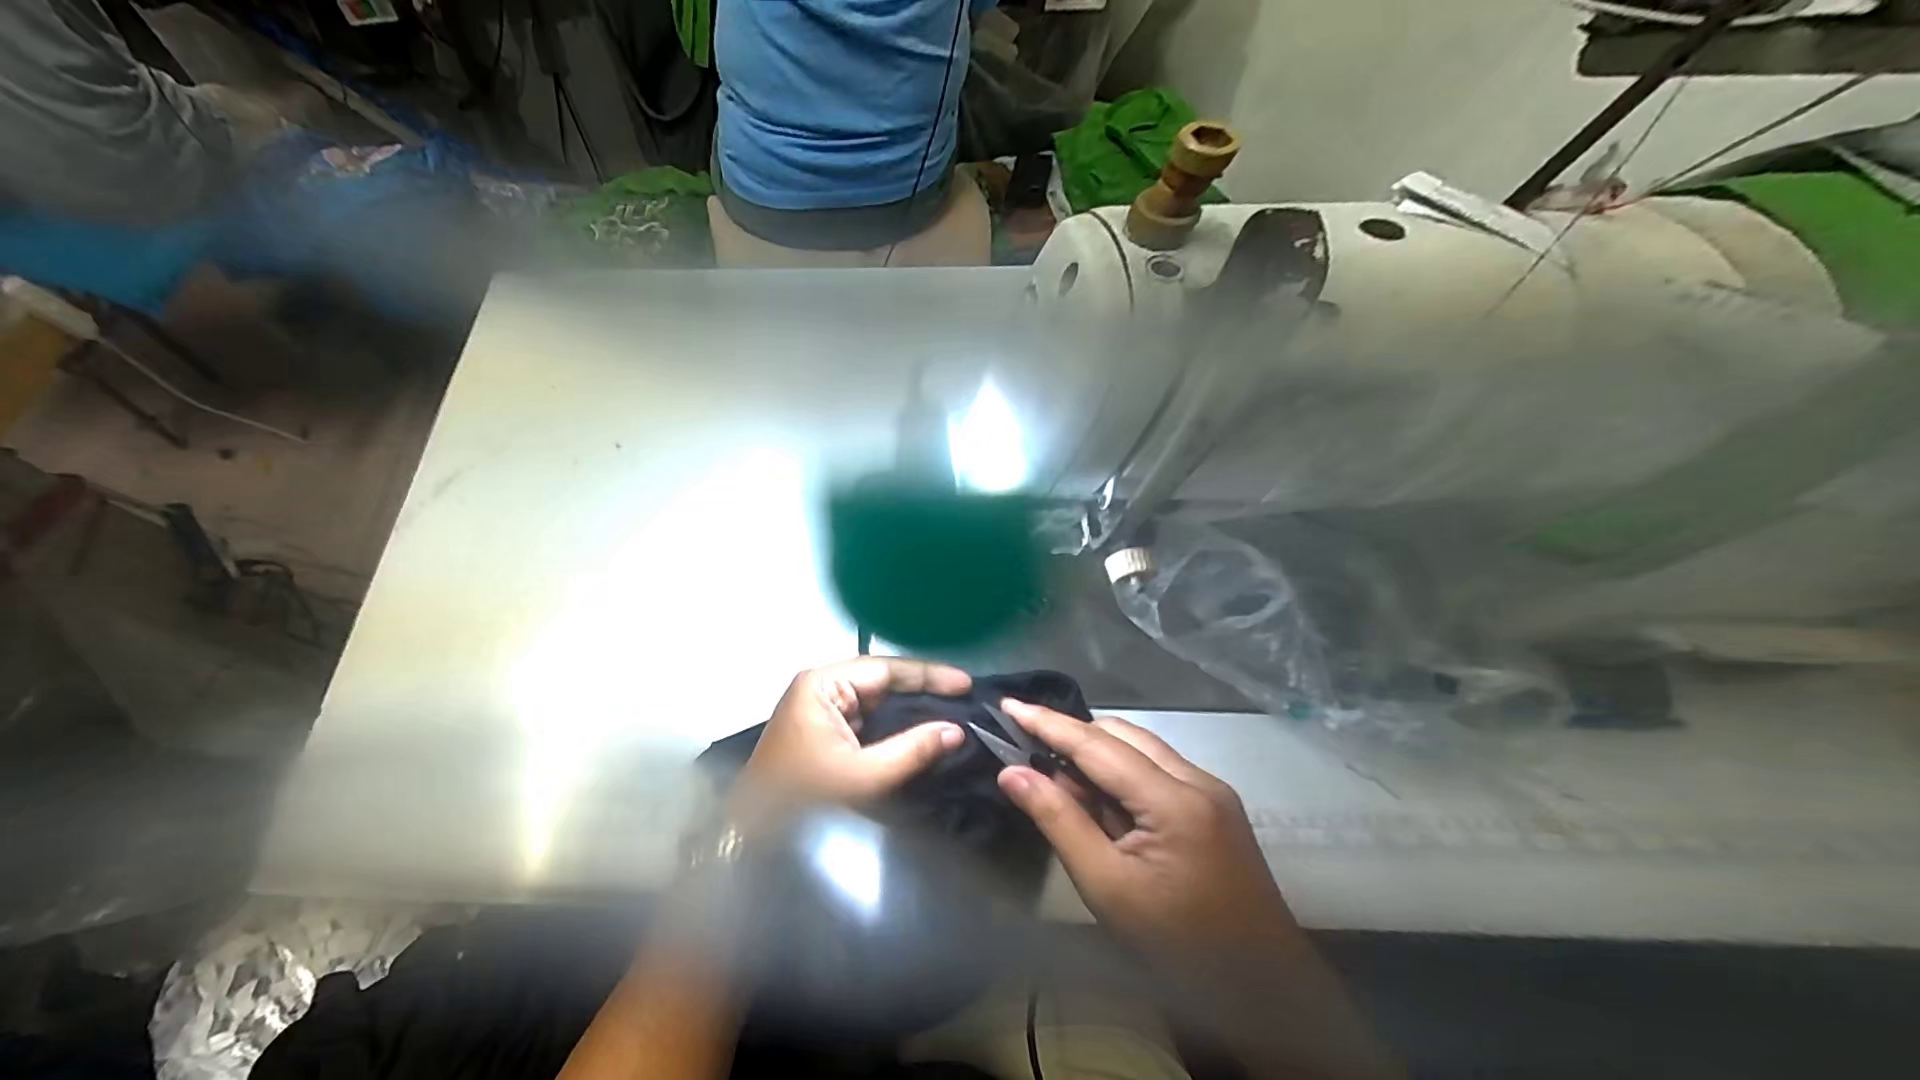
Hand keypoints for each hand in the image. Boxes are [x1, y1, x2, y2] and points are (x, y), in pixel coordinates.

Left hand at [735, 657, 969, 815]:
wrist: (752, 844)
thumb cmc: (804, 802)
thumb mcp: (864, 775)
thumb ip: (912, 748)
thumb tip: (956, 730)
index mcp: (821, 685)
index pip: (884, 669)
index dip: (928, 675)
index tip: (966, 684)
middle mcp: (819, 690)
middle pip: (880, 682)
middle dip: (922, 690)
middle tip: (965, 698)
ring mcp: (820, 712)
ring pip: (876, 703)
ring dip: (911, 709)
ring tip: (953, 711)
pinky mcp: (823, 735)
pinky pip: (867, 722)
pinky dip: (895, 727)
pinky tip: (924, 732)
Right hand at [995, 699, 1294, 956]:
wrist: (1263, 988)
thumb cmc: (1178, 945)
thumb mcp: (1107, 886)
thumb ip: (1059, 821)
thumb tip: (1013, 772)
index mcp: (1174, 799)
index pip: (1098, 744)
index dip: (1049, 722)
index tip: (1009, 704)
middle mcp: (1197, 778)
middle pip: (1122, 735)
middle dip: (1072, 736)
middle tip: (1027, 750)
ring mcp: (1211, 789)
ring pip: (1141, 747)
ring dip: (1096, 754)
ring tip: (1056, 778)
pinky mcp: (1214, 804)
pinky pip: (1157, 769)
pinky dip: (1122, 773)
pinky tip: (1100, 802)